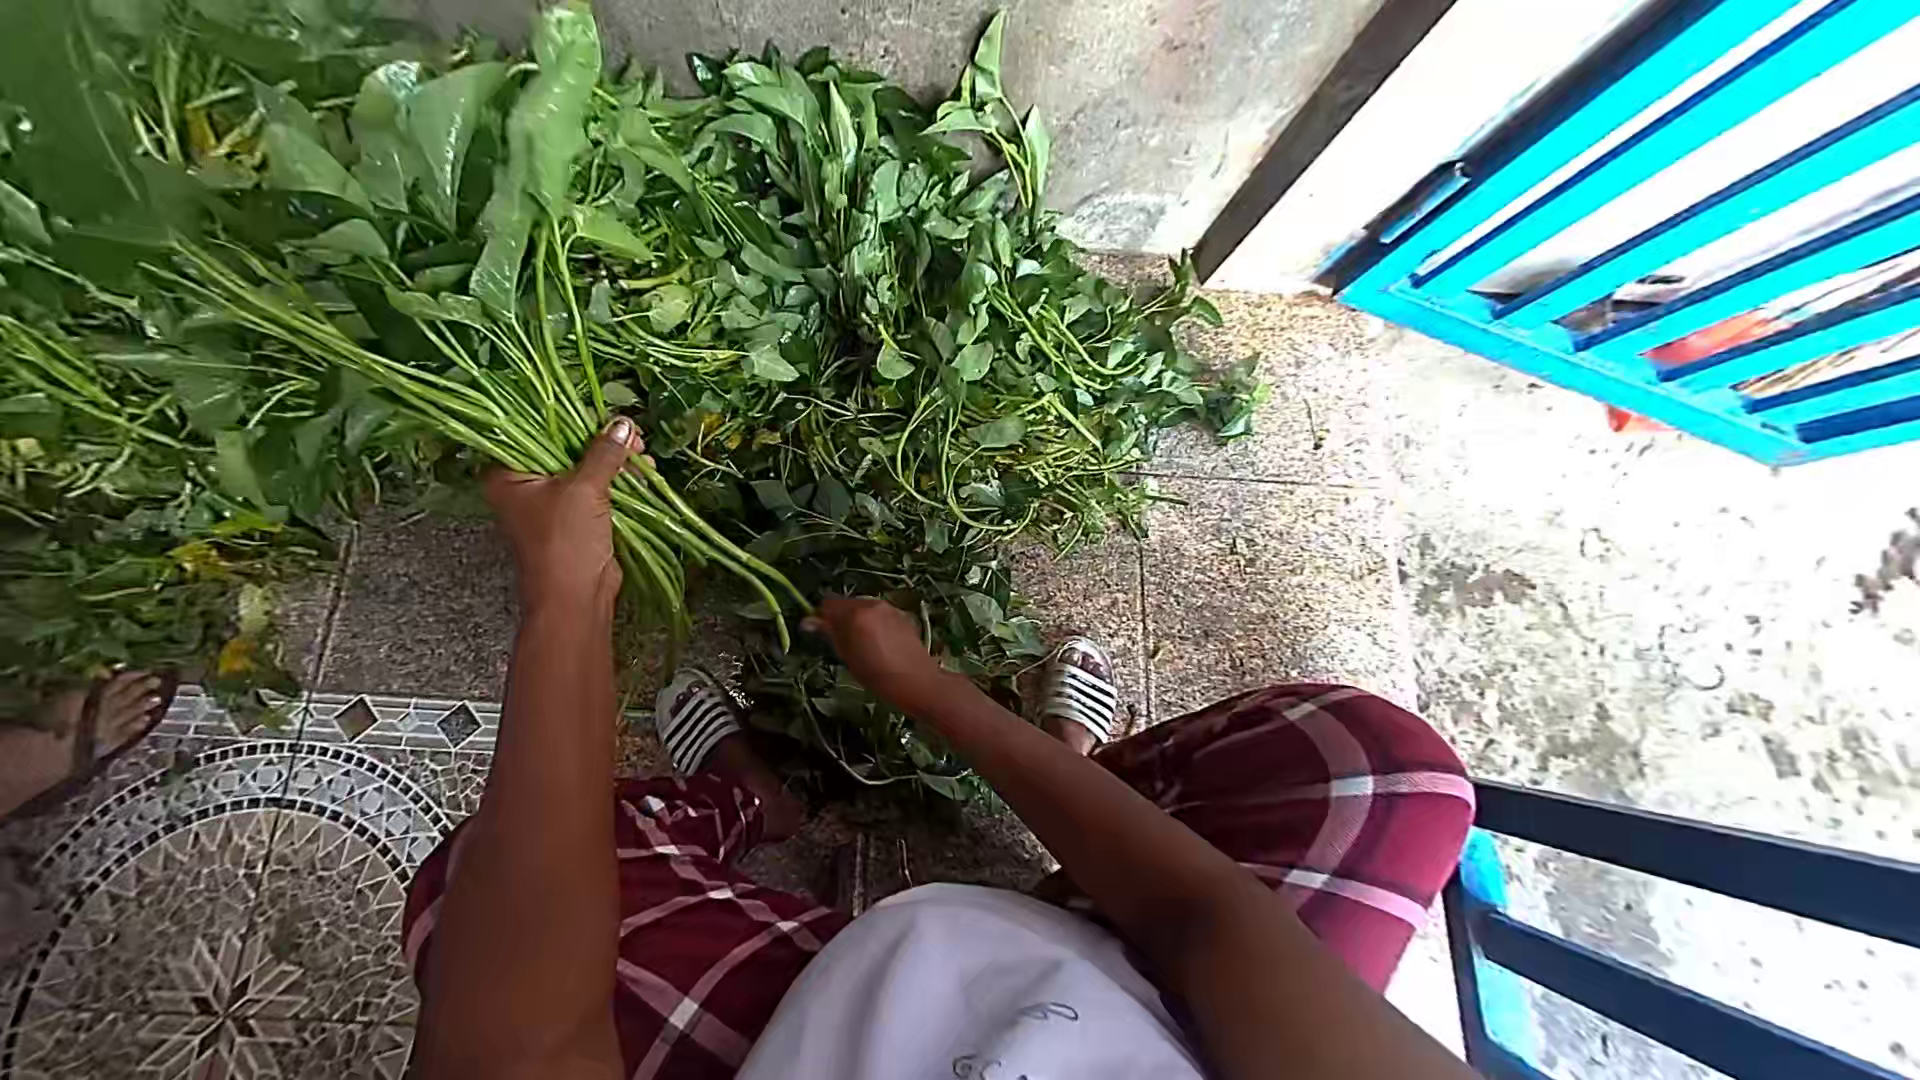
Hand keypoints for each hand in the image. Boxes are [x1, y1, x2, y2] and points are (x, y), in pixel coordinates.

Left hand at [484, 416, 645, 613]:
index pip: (537, 431)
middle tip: (633, 439)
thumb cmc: (565, 542)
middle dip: (603, 443)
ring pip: (586, 469)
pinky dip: (619, 482)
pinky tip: (641, 475)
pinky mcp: (577, 518)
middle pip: (566, 449)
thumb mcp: (585, 490)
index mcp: (508, 474)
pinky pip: (598, 490)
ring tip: (643, 458)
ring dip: (616, 463)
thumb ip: (604, 454)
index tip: (606, 417)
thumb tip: (624, 424)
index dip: (574, 421)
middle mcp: (526, 485)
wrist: (576, 596)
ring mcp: (552, 502)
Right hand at [804, 594, 948, 708]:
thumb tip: (808, 621)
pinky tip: (881, 643)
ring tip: (864, 644)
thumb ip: (829, 634)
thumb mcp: (847, 656)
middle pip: (847, 603)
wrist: (915, 680)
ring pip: (864, 607)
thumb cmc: (876, 674)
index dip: (822, 616)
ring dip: (859, 620)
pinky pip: (880, 613)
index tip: (823, 633)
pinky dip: (875, 622)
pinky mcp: (902, 614)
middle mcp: (871, 604)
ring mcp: (889, 607)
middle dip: (842, 618)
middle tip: (844, 642)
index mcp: (855, 613)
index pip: (828, 603)